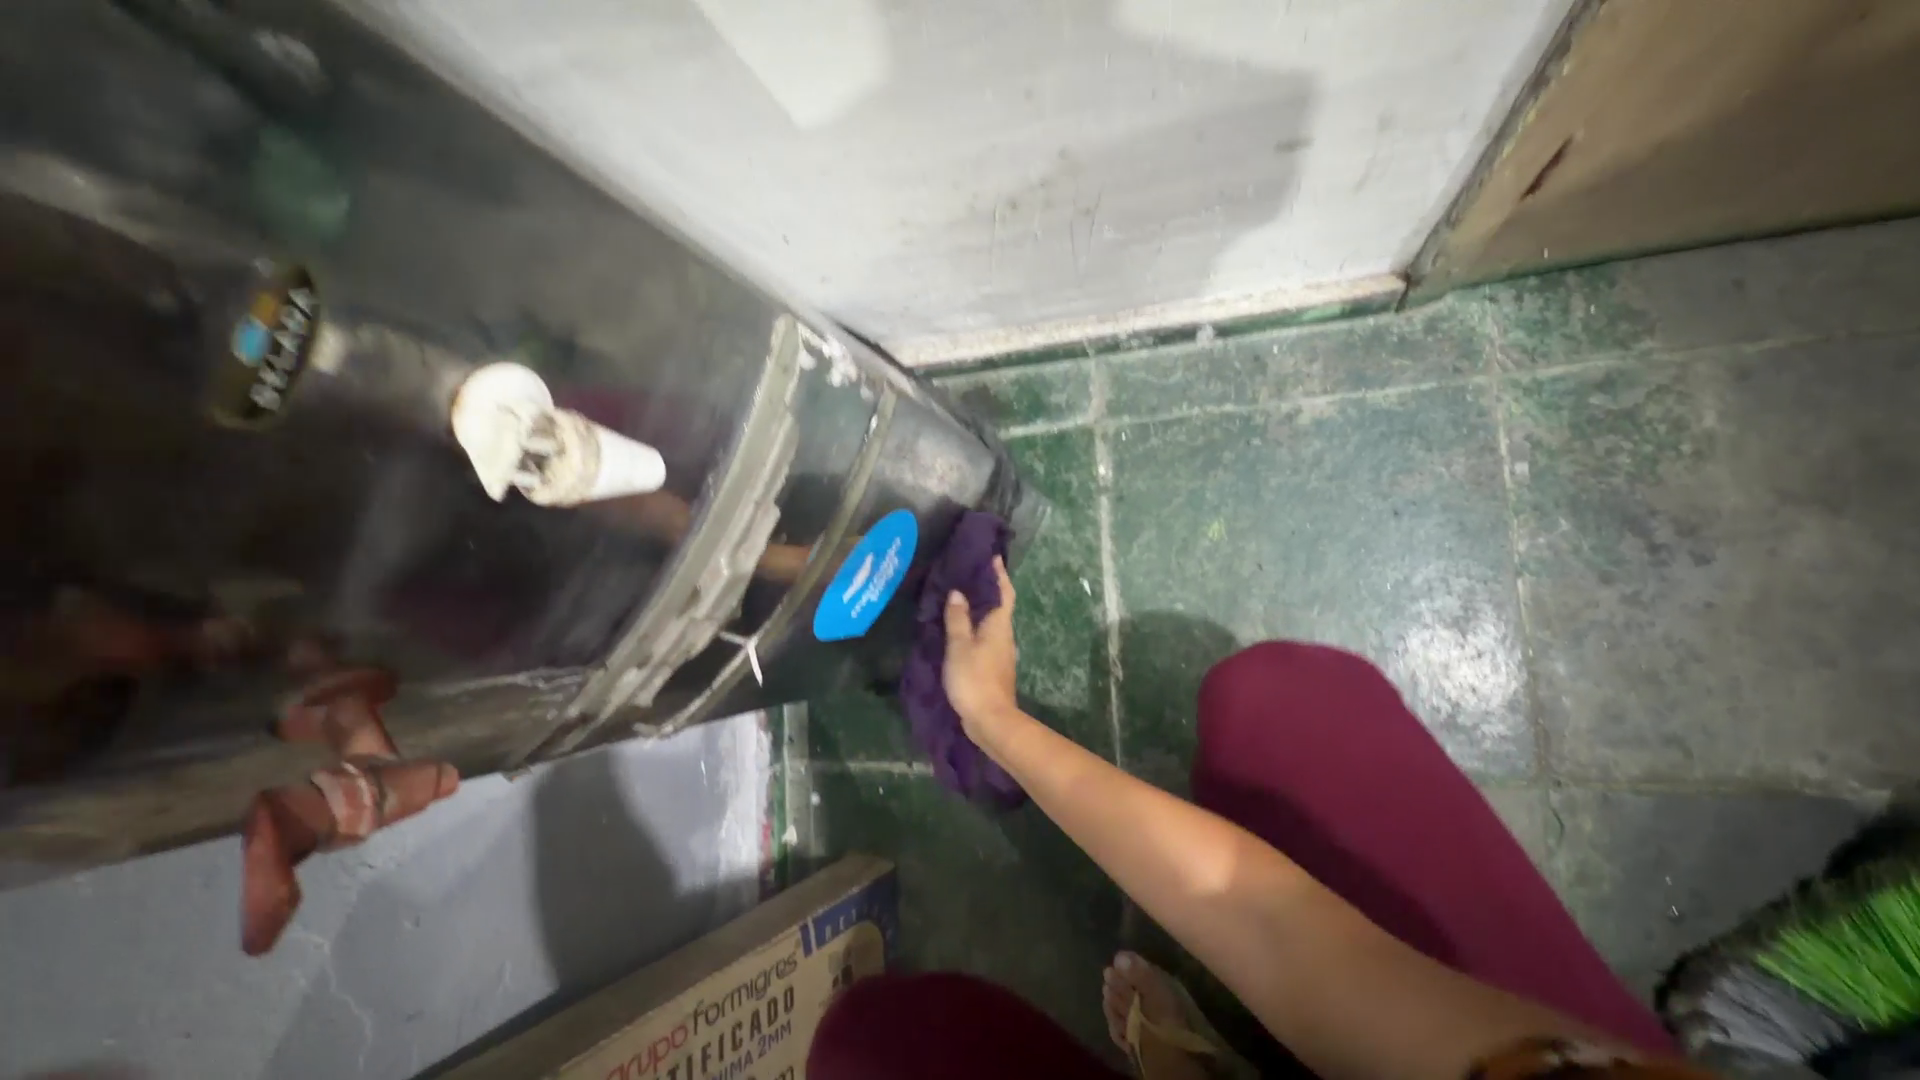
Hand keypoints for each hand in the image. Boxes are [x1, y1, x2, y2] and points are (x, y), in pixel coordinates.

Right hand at [942, 556, 1021, 743]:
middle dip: (985, 589)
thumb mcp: (959, 646)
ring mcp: (1001, 653)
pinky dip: (973, 628)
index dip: (999, 574)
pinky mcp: (993, 668)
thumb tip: (958, 593)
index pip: (1004, 592)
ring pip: (990, 623)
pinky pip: (984, 639)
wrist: (991, 720)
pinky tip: (958, 630)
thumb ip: (957, 619)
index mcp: (999, 626)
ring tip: (957, 598)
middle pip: (998, 606)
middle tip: (965, 574)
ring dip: (978, 610)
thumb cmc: (975, 679)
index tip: (992, 557)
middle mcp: (1004, 636)